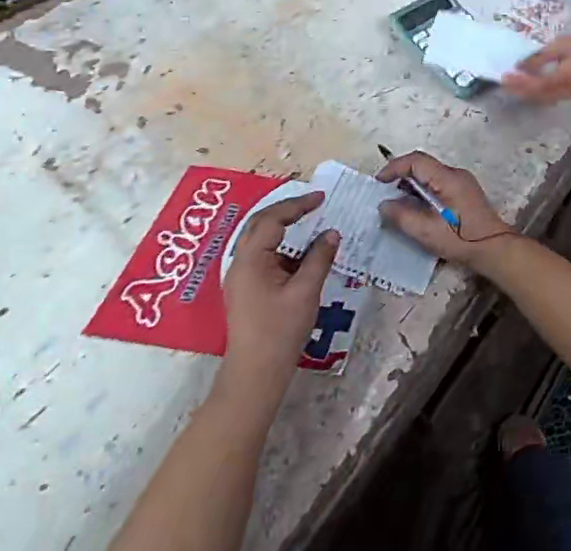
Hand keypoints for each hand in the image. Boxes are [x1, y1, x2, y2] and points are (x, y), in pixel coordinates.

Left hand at [216, 192, 339, 396]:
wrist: (256, 373)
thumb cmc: (280, 331)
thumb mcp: (306, 291)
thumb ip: (319, 258)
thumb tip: (331, 233)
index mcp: (250, 260)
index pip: (272, 219)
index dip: (297, 204)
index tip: (321, 197)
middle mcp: (239, 263)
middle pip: (260, 224)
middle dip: (287, 209)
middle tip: (314, 203)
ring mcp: (240, 277)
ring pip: (260, 240)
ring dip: (284, 228)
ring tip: (311, 223)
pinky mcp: (246, 289)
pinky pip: (263, 256)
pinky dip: (283, 247)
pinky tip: (302, 254)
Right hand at [376, 151, 515, 268]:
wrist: (493, 247)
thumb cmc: (461, 239)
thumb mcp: (427, 231)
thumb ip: (402, 216)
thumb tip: (384, 204)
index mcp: (448, 178)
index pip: (416, 160)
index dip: (394, 167)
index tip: (378, 182)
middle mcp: (456, 174)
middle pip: (423, 164)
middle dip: (401, 175)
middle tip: (384, 192)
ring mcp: (462, 182)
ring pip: (430, 174)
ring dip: (411, 183)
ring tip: (396, 201)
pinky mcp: (463, 192)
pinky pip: (438, 182)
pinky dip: (422, 190)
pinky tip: (415, 206)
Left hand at [501, 34, 570, 102]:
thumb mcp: (563, 45)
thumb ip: (541, 57)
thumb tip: (520, 65)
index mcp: (562, 79)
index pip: (534, 86)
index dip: (518, 83)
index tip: (503, 77)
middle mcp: (564, 92)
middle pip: (536, 96)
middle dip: (518, 90)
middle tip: (503, 81)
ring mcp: (568, 95)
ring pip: (542, 98)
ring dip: (526, 92)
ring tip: (512, 84)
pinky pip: (549, 96)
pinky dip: (536, 92)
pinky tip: (528, 85)